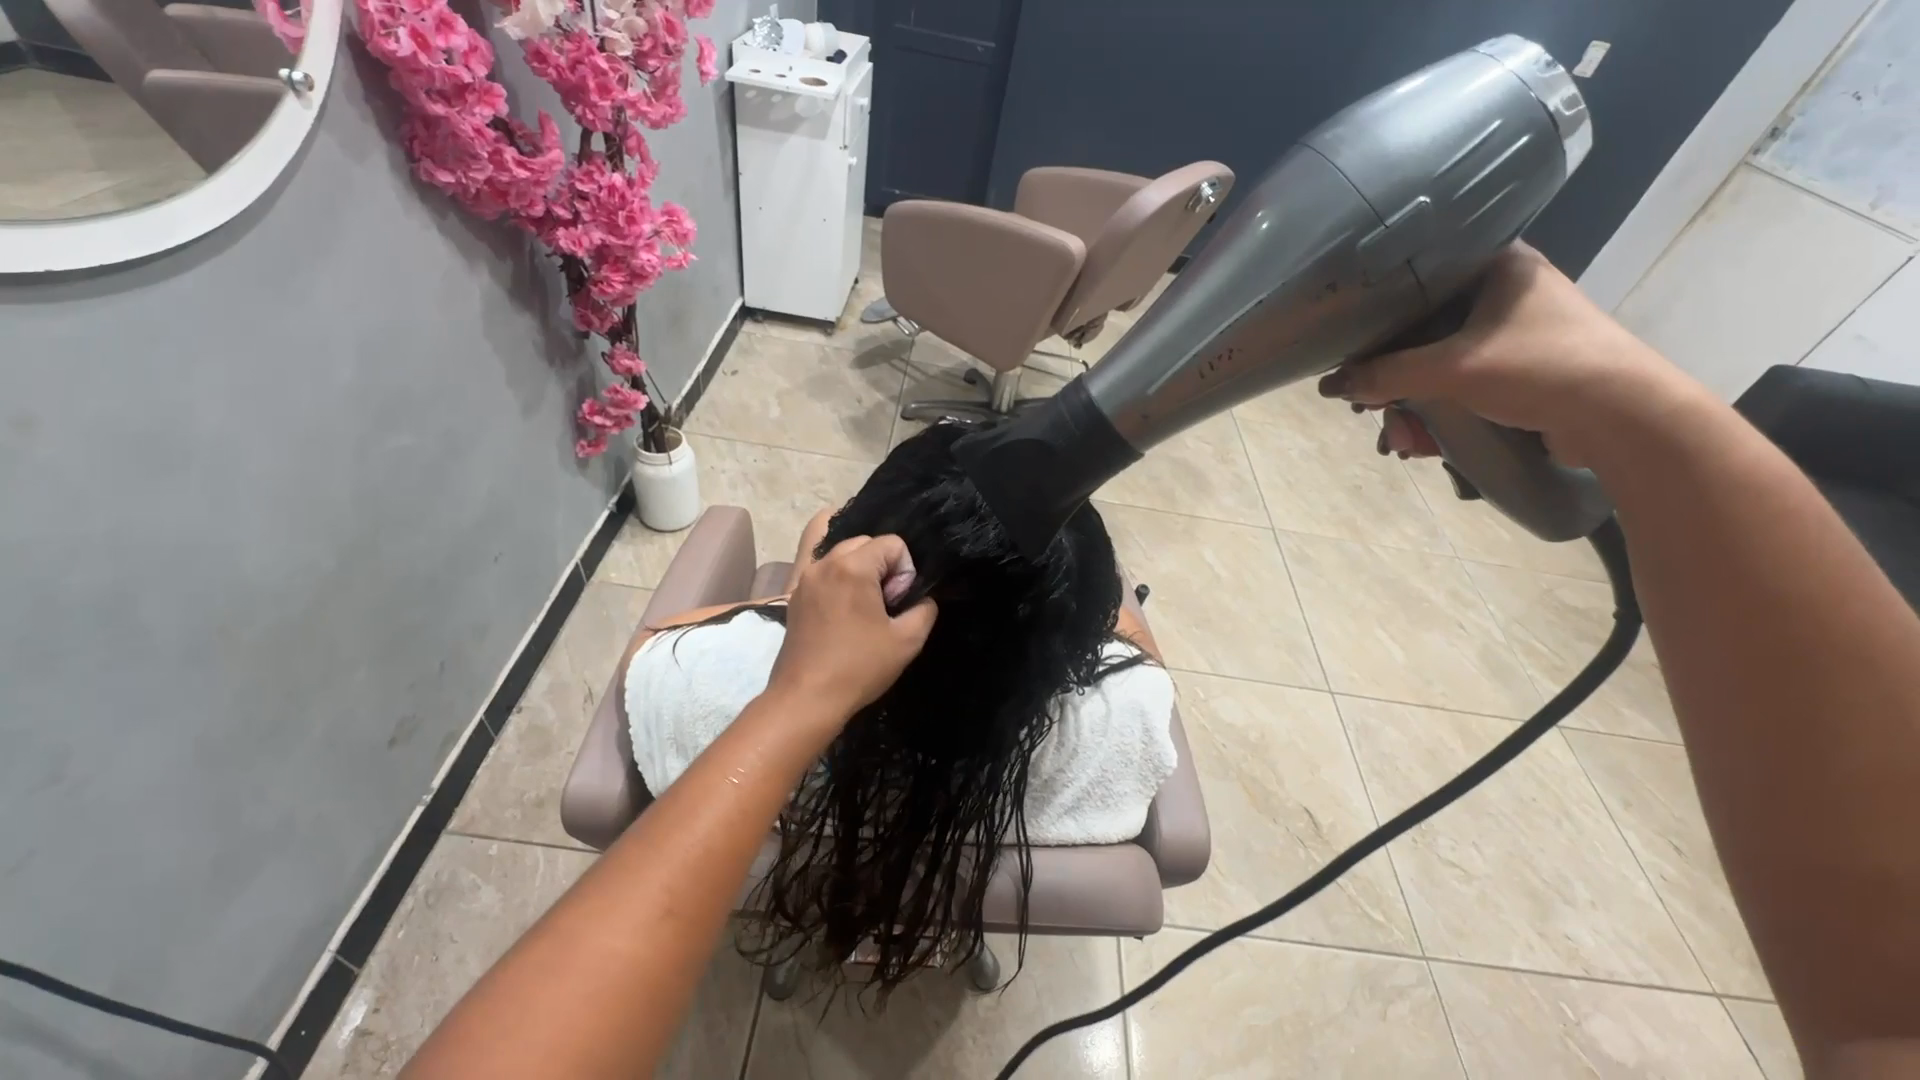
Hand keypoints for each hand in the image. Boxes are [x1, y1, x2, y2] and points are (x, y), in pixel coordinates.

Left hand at [766, 535, 937, 725]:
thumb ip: (925, 609)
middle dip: (882, 566)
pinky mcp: (795, 597)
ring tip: (864, 611)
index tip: (898, 603)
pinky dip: (839, 583)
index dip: (905, 570)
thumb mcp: (908, 641)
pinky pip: (824, 574)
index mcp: (852, 568)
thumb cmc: (859, 668)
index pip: (892, 543)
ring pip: (842, 556)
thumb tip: (921, 598)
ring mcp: (805, 580)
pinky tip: (844, 617)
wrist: (806, 698)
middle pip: (865, 543)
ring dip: (860, 573)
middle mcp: (824, 564)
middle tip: (884, 605)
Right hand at [1318, 243, 1697, 466]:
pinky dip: (1438, 417)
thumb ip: (1386, 376)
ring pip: (1438, 366)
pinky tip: (1422, 445)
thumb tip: (1329, 386)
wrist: (1623, 418)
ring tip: (1401, 441)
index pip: (1420, 274)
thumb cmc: (1540, 367)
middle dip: (1391, 378)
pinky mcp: (1518, 374)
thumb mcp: (1452, 369)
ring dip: (1412, 407)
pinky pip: (1460, 389)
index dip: (1380, 310)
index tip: (1351, 343)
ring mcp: (1513, 336)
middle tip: (1370, 407)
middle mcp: (1503, 294)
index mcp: (1496, 266)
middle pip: (1422, 330)